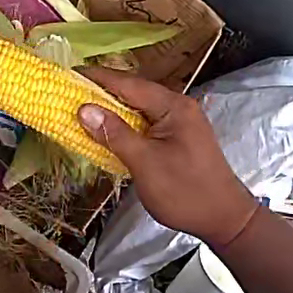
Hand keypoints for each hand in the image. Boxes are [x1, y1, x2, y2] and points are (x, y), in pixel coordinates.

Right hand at [77, 69, 256, 246]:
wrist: (225, 219)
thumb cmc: (186, 192)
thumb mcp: (145, 163)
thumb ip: (115, 134)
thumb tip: (85, 109)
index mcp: (174, 106)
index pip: (128, 84)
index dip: (97, 78)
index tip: (68, 73)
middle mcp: (178, 107)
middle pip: (133, 93)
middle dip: (101, 93)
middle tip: (68, 93)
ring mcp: (180, 123)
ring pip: (138, 110)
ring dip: (111, 111)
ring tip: (81, 110)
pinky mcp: (177, 139)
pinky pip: (145, 124)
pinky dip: (124, 126)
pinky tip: (106, 132)